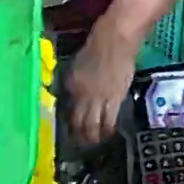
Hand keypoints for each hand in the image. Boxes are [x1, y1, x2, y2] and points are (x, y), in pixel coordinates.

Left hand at [68, 26, 136, 144]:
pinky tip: (109, 133)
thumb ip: (75, 82)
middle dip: (80, 134)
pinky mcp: (116, 98)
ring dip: (94, 135)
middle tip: (81, 143)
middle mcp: (82, 95)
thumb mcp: (77, 65)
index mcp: (70, 84)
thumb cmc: (96, 46)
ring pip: (94, 123)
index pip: (67, 109)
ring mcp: (99, 97)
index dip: (68, 121)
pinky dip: (108, 128)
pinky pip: (110, 118)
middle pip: (79, 120)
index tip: (70, 128)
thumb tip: (74, 96)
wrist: (115, 41)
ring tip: (95, 142)